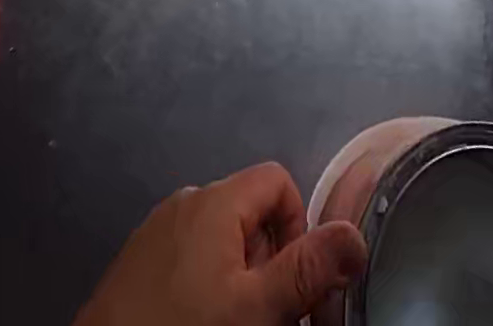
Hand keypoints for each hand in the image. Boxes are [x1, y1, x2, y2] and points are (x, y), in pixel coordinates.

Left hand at [74, 161, 368, 325]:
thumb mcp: (254, 309)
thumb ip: (307, 269)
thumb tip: (356, 235)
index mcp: (216, 199)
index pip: (277, 181)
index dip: (295, 225)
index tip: (287, 280)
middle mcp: (187, 201)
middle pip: (250, 211)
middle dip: (267, 259)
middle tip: (261, 313)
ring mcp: (157, 229)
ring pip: (220, 236)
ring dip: (237, 273)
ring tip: (228, 319)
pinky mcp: (136, 260)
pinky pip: (188, 253)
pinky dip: (204, 280)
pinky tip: (194, 319)